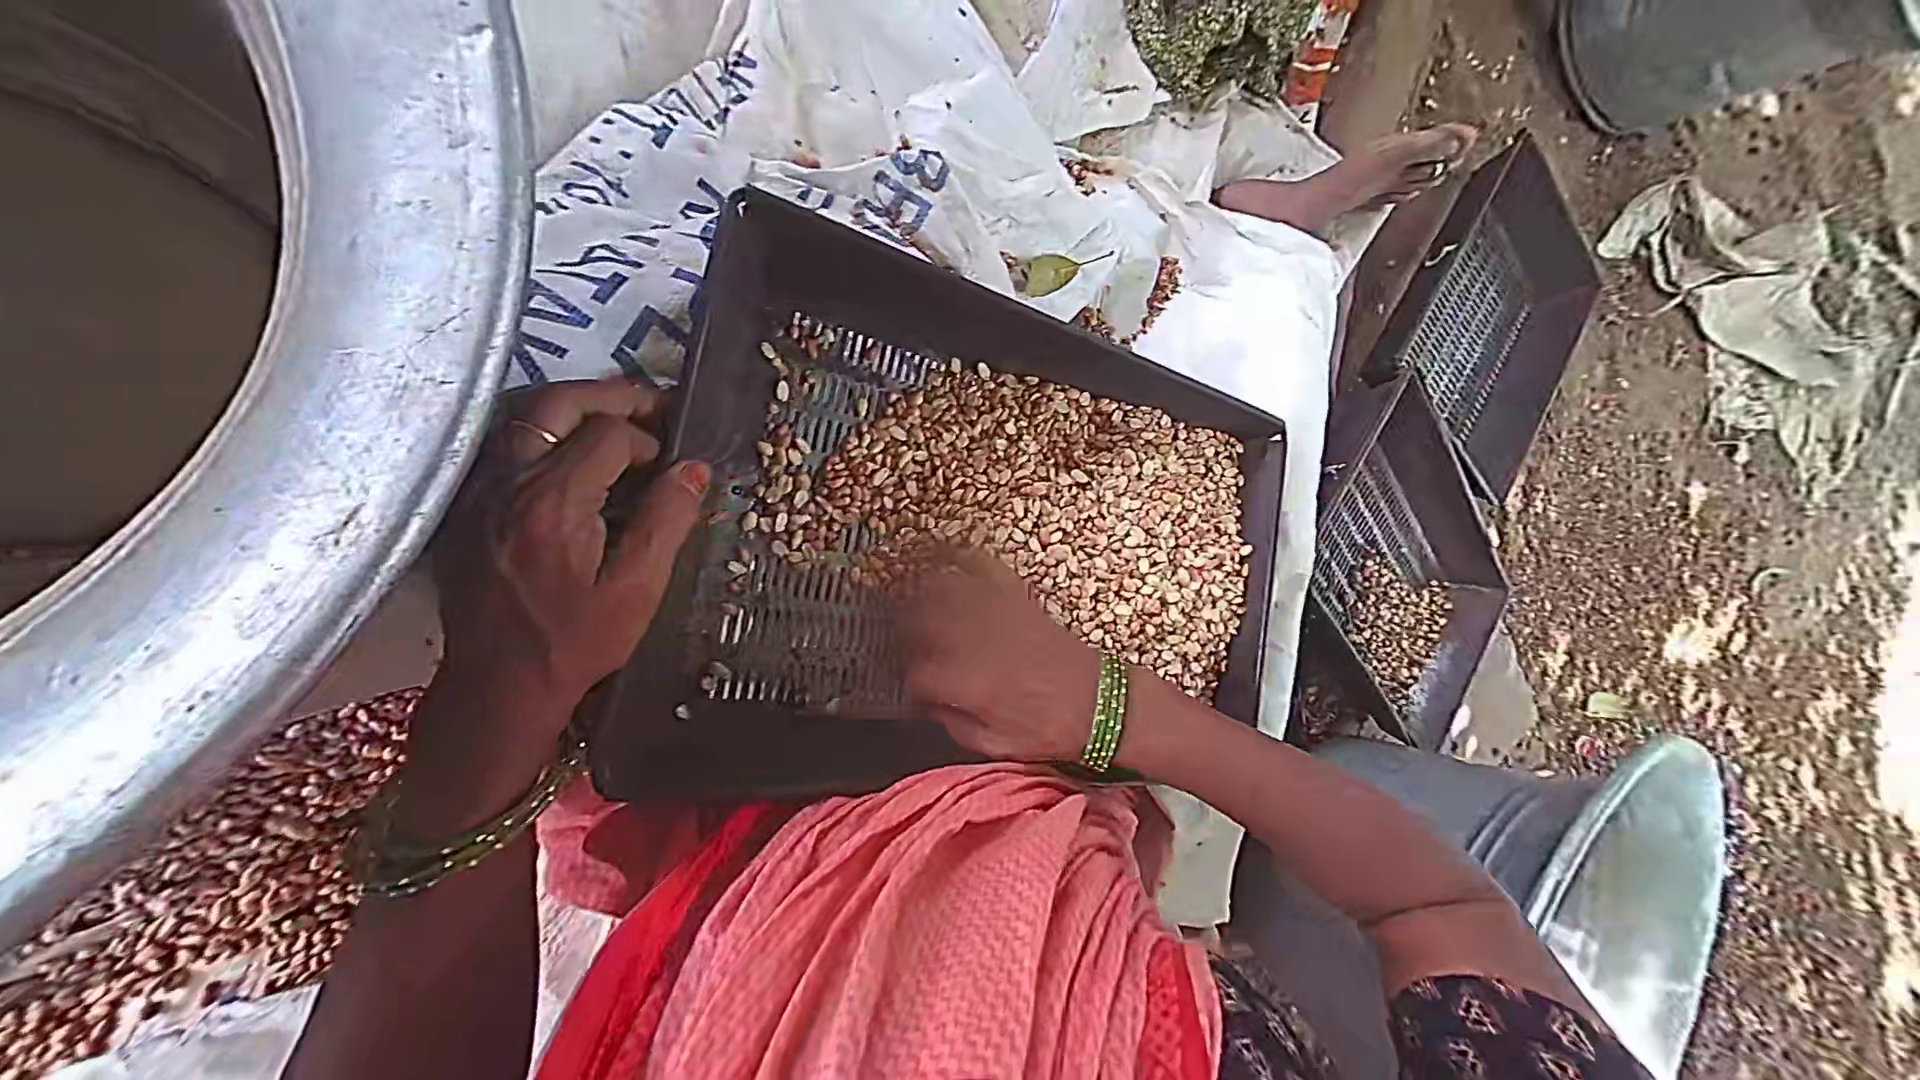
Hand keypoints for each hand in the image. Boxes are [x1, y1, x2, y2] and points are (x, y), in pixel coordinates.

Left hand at [417, 378, 708, 777]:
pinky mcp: (470, 506)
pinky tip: (579, 458)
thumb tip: (694, 468)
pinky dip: (552, 434)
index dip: (650, 439)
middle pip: (558, 403)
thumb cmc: (577, 640)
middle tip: (653, 405)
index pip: (608, 434)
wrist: (500, 684)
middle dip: (613, 395)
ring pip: (527, 417)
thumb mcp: (638, 588)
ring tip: (621, 422)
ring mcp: (482, 491)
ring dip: (580, 409)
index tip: (672, 464)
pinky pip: (511, 445)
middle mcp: (509, 482)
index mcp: (554, 501)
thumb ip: (667, 520)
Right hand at [897, 549, 1101, 761]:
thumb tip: (932, 705)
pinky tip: (951, 556)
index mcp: (968, 684)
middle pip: (920, 623)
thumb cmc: (1052, 729)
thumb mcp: (997, 745)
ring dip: (923, 592)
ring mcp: (998, 616)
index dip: (912, 684)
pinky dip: (966, 558)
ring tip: (913, 596)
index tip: (918, 689)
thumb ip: (956, 725)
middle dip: (906, 632)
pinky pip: (986, 569)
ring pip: (944, 590)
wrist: (1102, 705)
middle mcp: (977, 644)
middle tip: (907, 641)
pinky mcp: (1018, 601)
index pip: (918, 675)